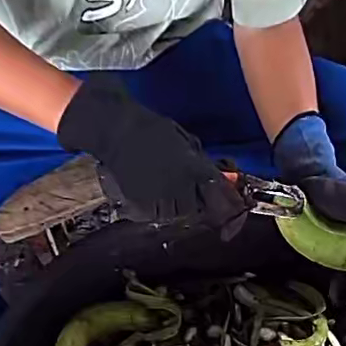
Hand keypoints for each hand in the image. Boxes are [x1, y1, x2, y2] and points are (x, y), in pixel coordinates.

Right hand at [58, 75, 246, 225]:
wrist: (117, 131)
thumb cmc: (152, 131)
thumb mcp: (186, 142)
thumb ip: (206, 164)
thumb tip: (229, 178)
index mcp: (194, 170)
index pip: (218, 196)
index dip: (226, 204)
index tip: (228, 208)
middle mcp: (179, 187)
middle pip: (197, 209)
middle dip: (196, 203)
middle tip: (186, 191)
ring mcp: (160, 197)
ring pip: (177, 214)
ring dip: (176, 206)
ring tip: (165, 188)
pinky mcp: (141, 204)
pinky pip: (156, 214)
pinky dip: (156, 208)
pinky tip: (152, 191)